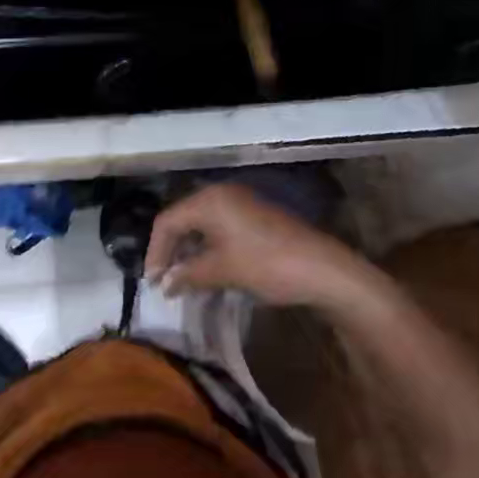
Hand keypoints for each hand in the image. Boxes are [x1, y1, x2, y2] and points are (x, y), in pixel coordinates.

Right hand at [147, 183, 382, 309]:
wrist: (325, 270)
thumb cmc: (267, 265)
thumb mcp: (223, 272)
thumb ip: (188, 275)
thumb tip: (165, 284)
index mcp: (208, 200)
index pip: (167, 221)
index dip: (155, 251)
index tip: (152, 281)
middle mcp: (220, 194)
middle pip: (182, 219)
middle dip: (171, 250)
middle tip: (165, 280)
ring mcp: (240, 202)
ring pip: (201, 223)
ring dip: (189, 250)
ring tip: (183, 279)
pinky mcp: (254, 215)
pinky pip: (219, 226)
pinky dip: (208, 247)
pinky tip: (208, 269)